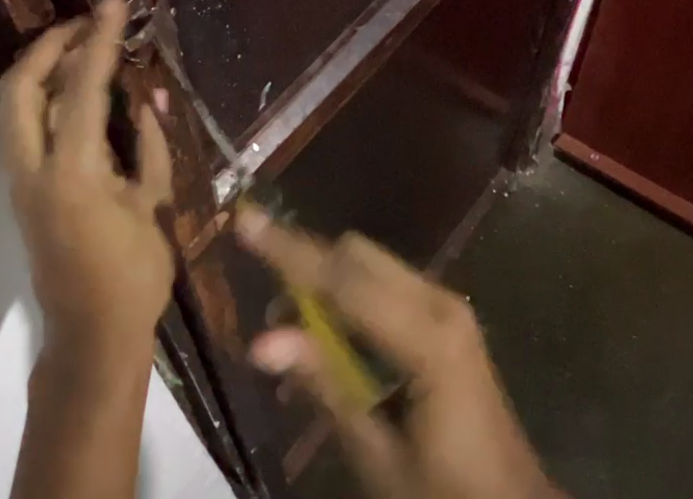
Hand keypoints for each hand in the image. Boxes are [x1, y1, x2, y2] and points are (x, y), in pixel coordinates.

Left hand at [0, 0, 174, 361]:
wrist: (90, 338)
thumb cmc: (134, 278)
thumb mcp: (154, 206)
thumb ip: (151, 146)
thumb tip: (149, 97)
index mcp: (73, 171)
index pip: (81, 88)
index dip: (99, 41)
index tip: (113, 6)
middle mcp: (33, 168)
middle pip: (20, 85)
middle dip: (50, 44)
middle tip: (87, 25)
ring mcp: (19, 181)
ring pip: (12, 104)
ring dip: (42, 68)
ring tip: (83, 50)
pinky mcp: (20, 191)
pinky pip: (21, 127)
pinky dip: (42, 97)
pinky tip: (75, 92)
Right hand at [235, 208, 562, 498]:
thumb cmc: (446, 491)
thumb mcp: (380, 456)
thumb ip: (324, 388)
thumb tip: (261, 343)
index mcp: (427, 338)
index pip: (341, 281)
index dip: (288, 252)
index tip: (245, 220)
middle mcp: (439, 304)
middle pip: (355, 256)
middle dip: (305, 265)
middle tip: (267, 307)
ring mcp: (447, 307)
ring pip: (368, 265)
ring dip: (324, 283)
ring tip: (291, 331)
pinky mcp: (447, 318)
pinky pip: (385, 286)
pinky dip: (348, 298)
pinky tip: (329, 338)